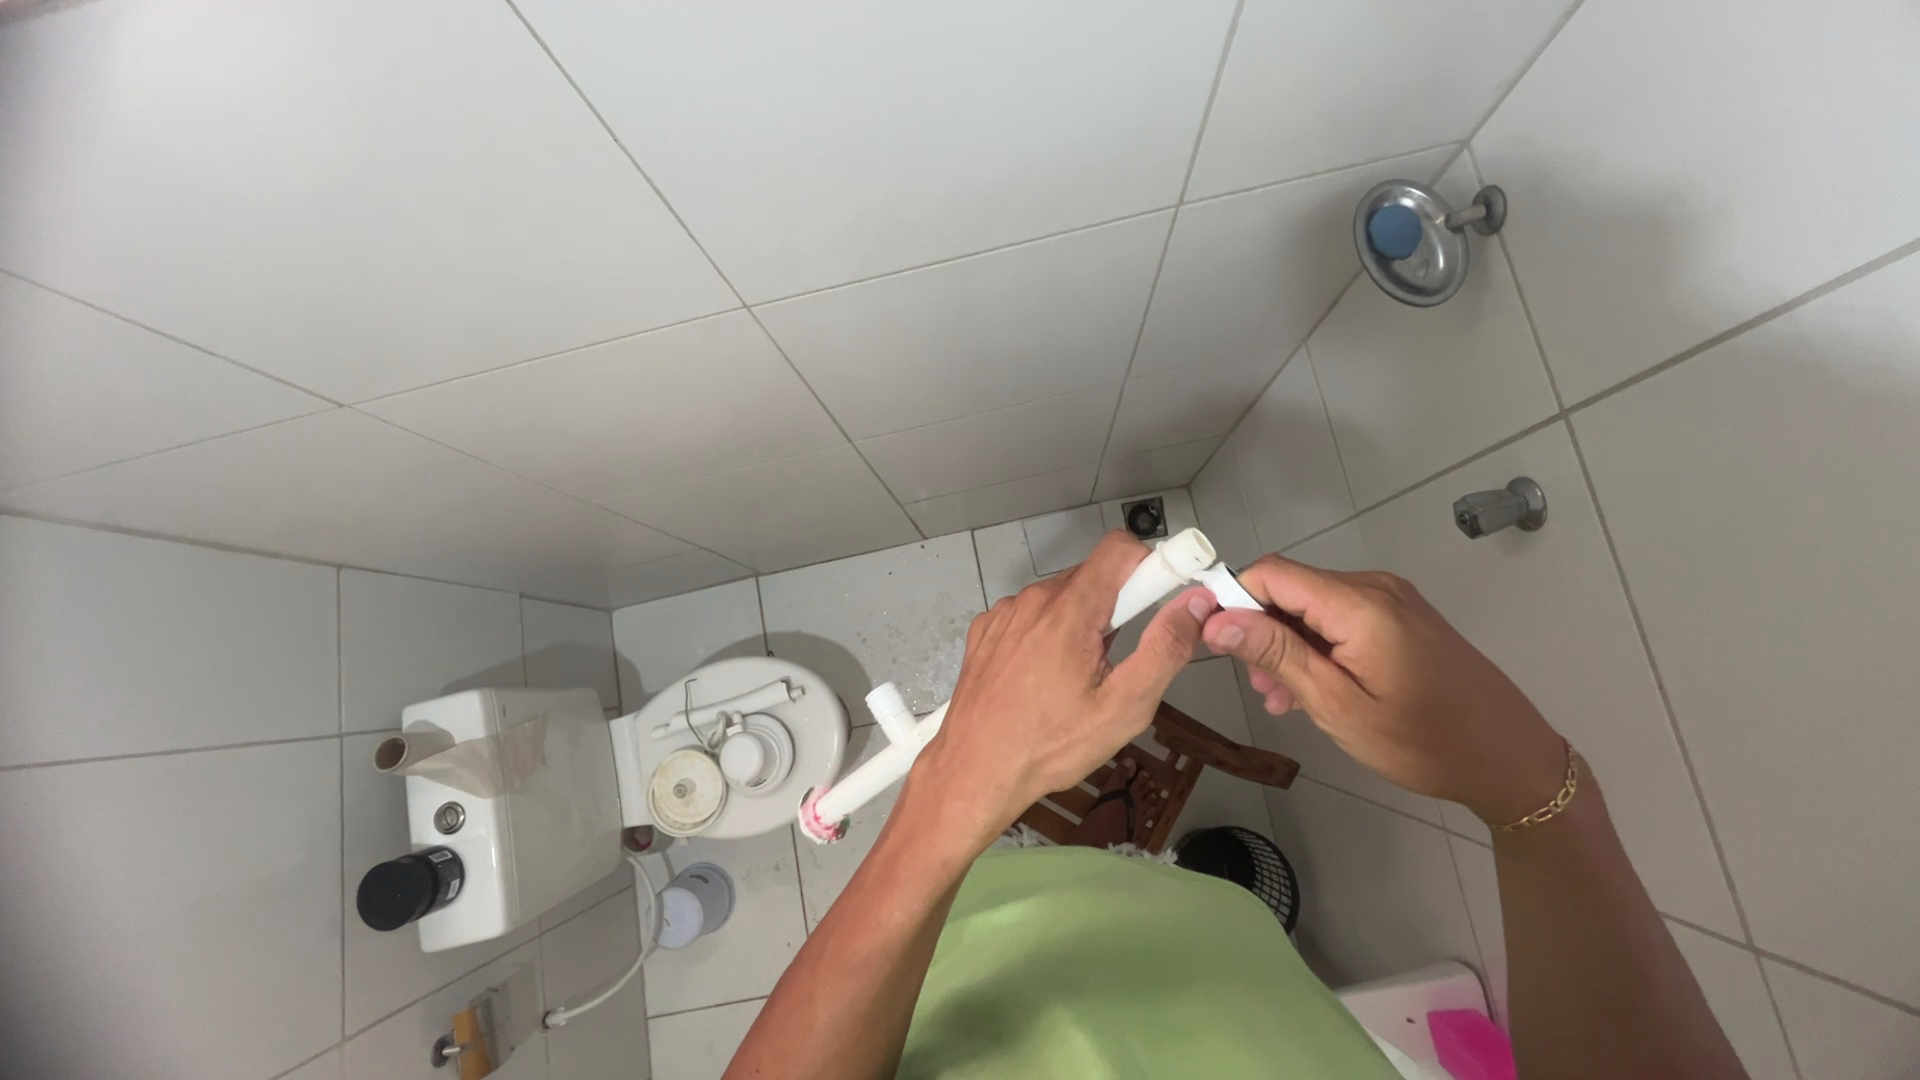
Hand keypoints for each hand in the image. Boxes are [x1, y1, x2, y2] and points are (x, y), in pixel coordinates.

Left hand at [911, 532, 1215, 848]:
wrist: (975, 771)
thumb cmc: (1049, 746)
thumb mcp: (1124, 706)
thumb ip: (1165, 648)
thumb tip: (1195, 603)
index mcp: (1068, 610)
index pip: (1118, 548)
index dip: (1148, 565)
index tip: (1159, 599)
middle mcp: (1032, 599)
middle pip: (1091, 575)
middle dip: (1114, 606)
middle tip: (1113, 660)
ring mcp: (1004, 612)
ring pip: (1059, 596)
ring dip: (1078, 621)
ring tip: (1073, 677)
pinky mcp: (986, 629)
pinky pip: (1029, 614)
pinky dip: (1045, 632)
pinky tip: (1040, 677)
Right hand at [1200, 554, 1565, 824]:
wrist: (1513, 762)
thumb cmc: (1424, 742)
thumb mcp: (1338, 705)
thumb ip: (1277, 654)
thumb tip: (1216, 619)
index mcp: (1360, 604)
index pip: (1271, 573)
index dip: (1232, 598)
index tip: (1213, 642)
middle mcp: (1374, 587)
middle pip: (1289, 588)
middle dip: (1260, 629)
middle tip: (1259, 686)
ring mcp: (1391, 600)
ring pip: (1310, 605)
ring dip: (1286, 643)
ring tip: (1284, 697)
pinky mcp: (1401, 616)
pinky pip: (1338, 618)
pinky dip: (1316, 646)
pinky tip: (1314, 687)